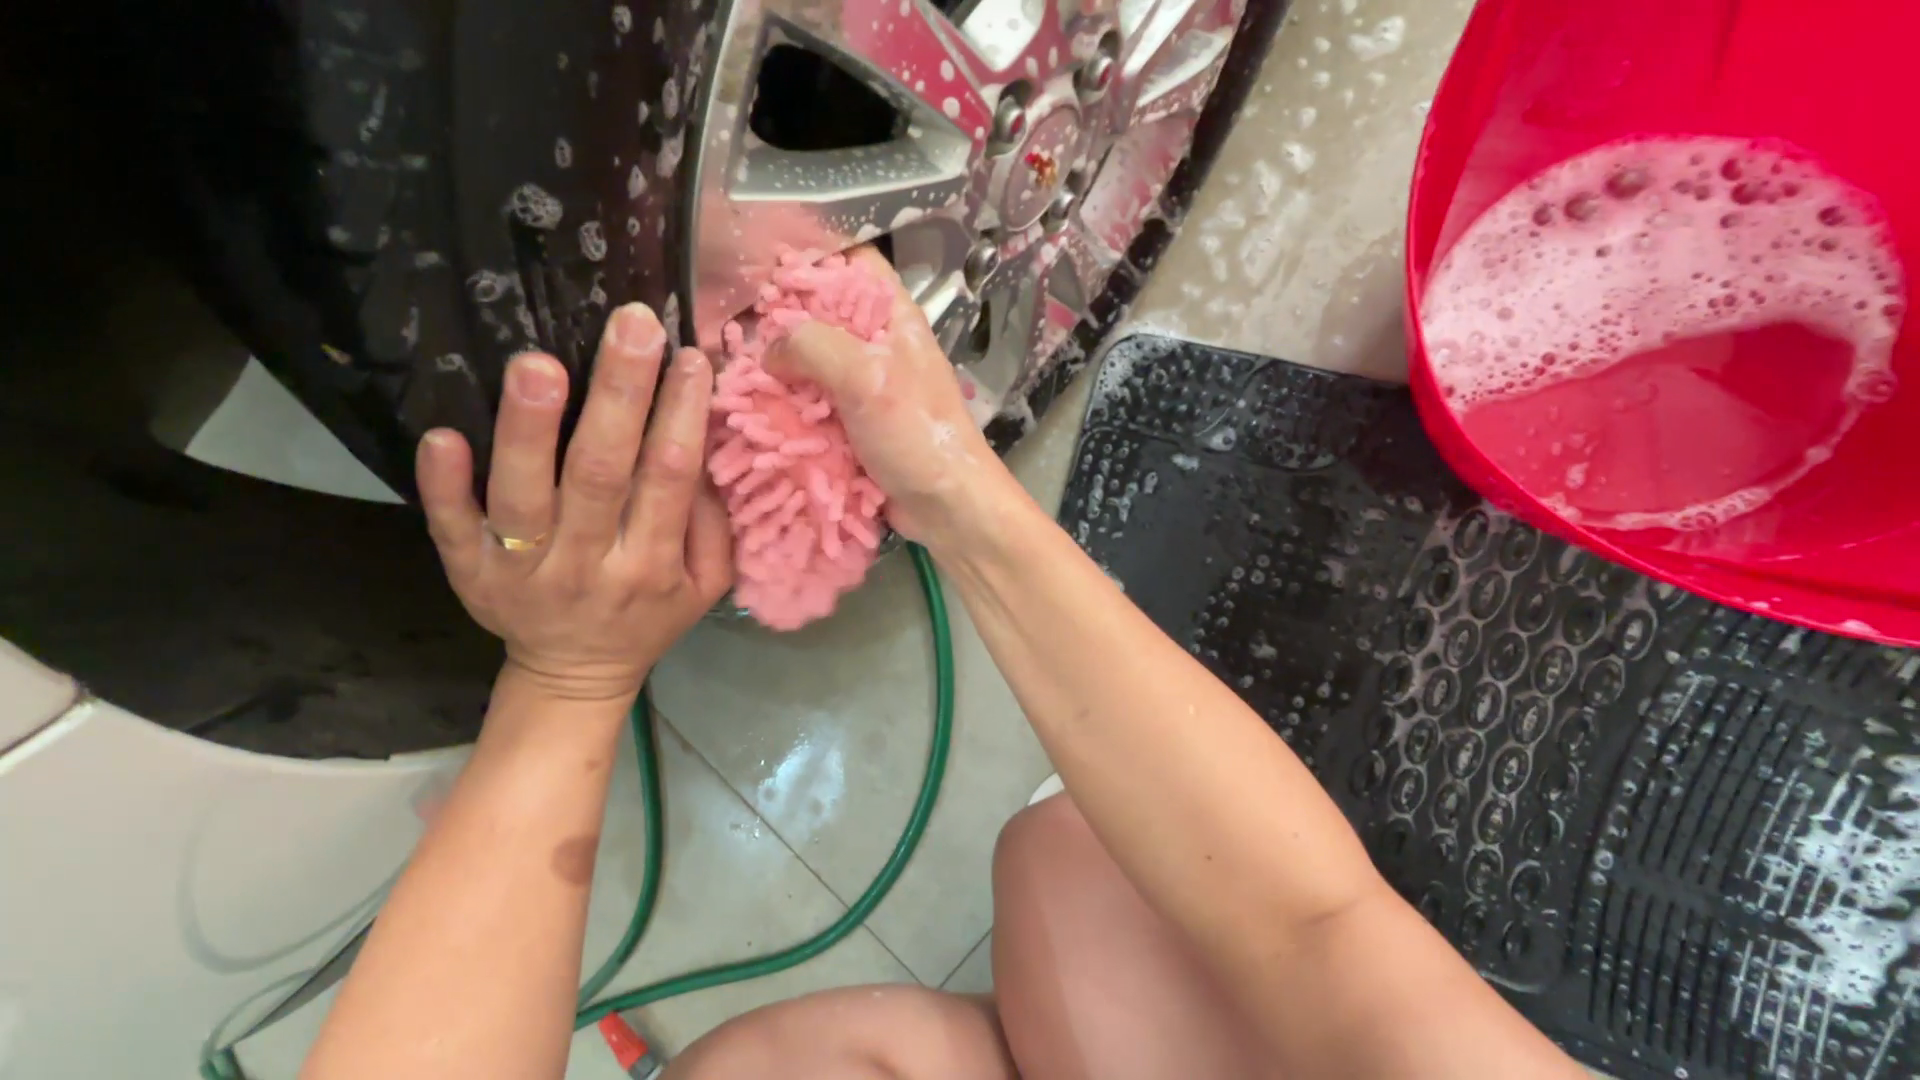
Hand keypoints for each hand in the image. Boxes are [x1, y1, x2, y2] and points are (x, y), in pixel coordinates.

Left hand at [416, 303, 732, 703]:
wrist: (575, 674)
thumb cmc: (649, 617)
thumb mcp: (706, 586)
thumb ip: (711, 525)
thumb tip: (702, 447)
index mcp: (650, 566)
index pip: (669, 480)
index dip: (681, 417)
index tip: (690, 356)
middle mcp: (587, 565)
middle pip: (600, 475)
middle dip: (619, 397)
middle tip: (630, 326)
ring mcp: (521, 569)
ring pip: (523, 496)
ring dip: (528, 429)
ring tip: (539, 362)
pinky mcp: (469, 572)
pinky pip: (451, 527)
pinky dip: (444, 484)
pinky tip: (443, 434)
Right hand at [764, 247, 1018, 548]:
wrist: (947, 507)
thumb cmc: (918, 435)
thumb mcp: (866, 377)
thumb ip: (812, 347)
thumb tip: (768, 351)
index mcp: (892, 317)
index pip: (852, 260)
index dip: (811, 254)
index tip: (763, 264)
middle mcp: (876, 343)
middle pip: (821, 311)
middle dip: (780, 315)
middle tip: (734, 320)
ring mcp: (863, 385)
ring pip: (810, 359)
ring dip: (777, 364)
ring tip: (734, 364)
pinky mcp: (851, 422)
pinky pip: (810, 401)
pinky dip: (785, 402)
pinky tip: (753, 404)